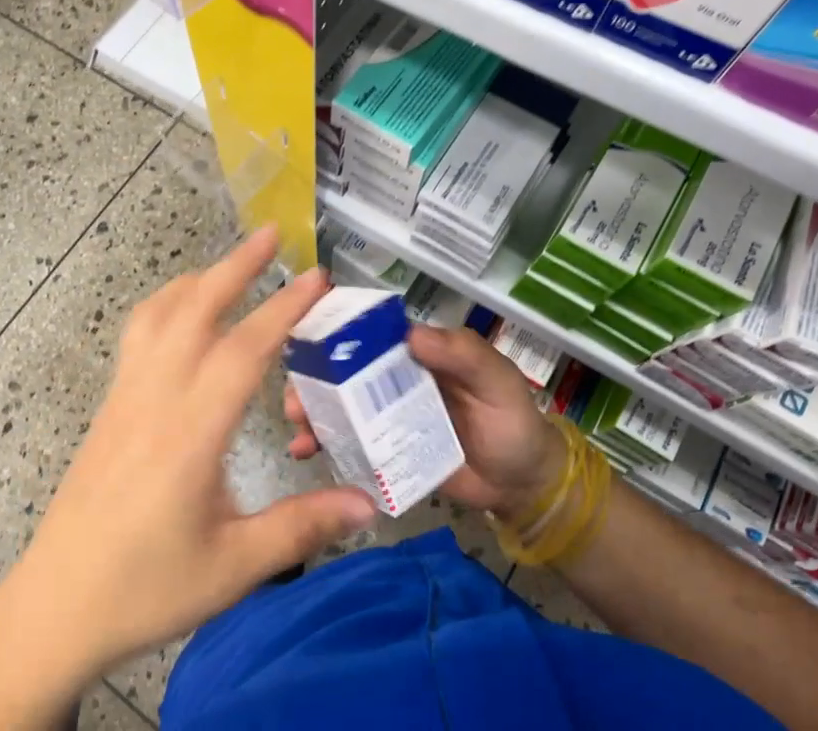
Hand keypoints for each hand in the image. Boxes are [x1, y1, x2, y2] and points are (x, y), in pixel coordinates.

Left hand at [0, 228, 377, 686]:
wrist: (57, 606)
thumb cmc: (146, 589)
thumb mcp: (234, 567)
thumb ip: (302, 526)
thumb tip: (370, 504)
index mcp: (190, 432)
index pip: (242, 350)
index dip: (283, 308)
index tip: (316, 277)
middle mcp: (153, 399)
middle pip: (193, 310)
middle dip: (234, 266)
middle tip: (272, 235)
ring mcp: (123, 400)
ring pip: (156, 316)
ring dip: (196, 280)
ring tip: (229, 266)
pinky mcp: (108, 411)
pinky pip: (137, 337)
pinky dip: (166, 306)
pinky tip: (182, 318)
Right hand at [286, 323, 565, 523]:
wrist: (522, 485)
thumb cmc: (512, 421)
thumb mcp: (497, 382)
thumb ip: (464, 355)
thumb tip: (412, 333)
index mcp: (416, 354)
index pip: (370, 333)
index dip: (335, 332)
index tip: (302, 337)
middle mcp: (393, 381)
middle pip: (343, 373)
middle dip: (313, 380)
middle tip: (295, 398)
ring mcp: (385, 418)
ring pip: (340, 408)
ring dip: (313, 412)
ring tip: (297, 429)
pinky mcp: (384, 453)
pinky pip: (349, 445)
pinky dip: (326, 446)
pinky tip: (306, 454)